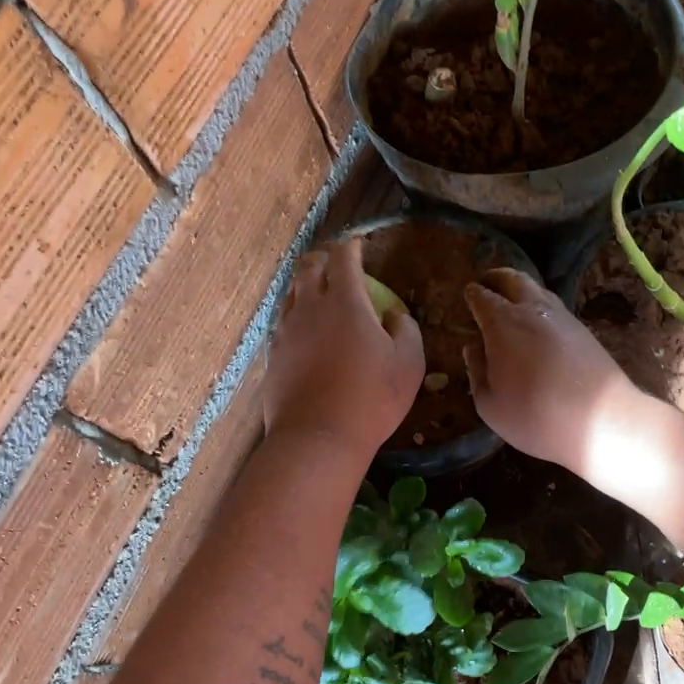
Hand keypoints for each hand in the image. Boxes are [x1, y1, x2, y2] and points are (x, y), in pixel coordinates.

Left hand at [264, 239, 423, 454]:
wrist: (318, 437)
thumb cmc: (372, 399)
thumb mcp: (409, 364)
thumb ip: (405, 330)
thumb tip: (393, 315)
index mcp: (346, 302)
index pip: (344, 259)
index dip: (352, 248)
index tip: (359, 246)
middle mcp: (310, 308)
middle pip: (309, 268)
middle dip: (324, 260)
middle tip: (337, 265)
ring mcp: (287, 331)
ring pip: (291, 294)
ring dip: (306, 286)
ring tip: (319, 294)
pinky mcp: (274, 356)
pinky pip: (283, 323)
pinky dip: (297, 316)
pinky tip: (306, 332)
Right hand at [461, 268, 642, 470]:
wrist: (602, 420)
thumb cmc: (536, 416)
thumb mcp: (491, 405)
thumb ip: (477, 371)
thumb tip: (473, 348)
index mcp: (503, 324)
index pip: (483, 297)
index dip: (473, 295)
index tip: (468, 294)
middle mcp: (533, 310)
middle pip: (513, 280)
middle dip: (497, 278)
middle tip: (487, 281)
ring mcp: (563, 317)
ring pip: (537, 289)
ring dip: (520, 288)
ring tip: (512, 299)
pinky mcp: (584, 330)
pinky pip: (555, 307)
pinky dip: (540, 305)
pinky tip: (538, 322)